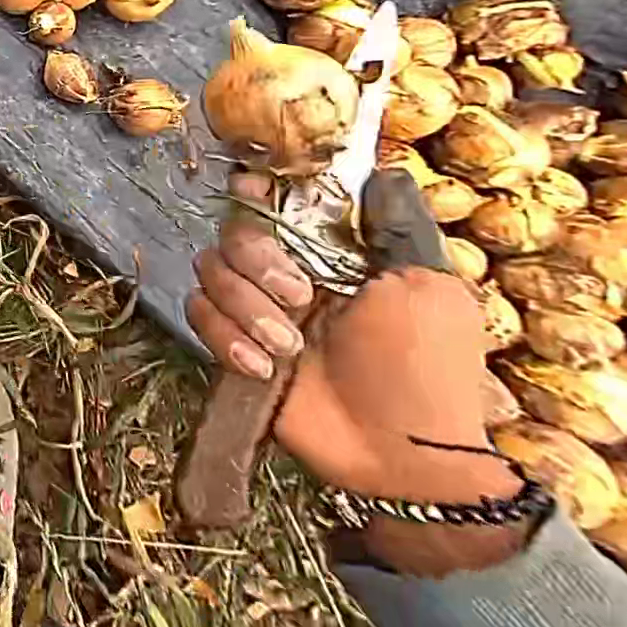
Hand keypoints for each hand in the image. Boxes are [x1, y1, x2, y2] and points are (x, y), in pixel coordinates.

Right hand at [189, 170, 526, 572]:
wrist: (399, 454)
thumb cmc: (423, 368)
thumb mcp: (428, 290)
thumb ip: (396, 230)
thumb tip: (381, 173)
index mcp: (326, 252)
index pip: (275, 201)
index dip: (257, 190)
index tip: (251, 187)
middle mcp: (282, 271)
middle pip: (233, 231)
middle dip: (258, 261)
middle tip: (300, 298)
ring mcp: (252, 306)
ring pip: (209, 270)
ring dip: (245, 308)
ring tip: (288, 347)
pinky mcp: (230, 341)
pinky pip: (199, 314)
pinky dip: (225, 337)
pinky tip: (261, 367)